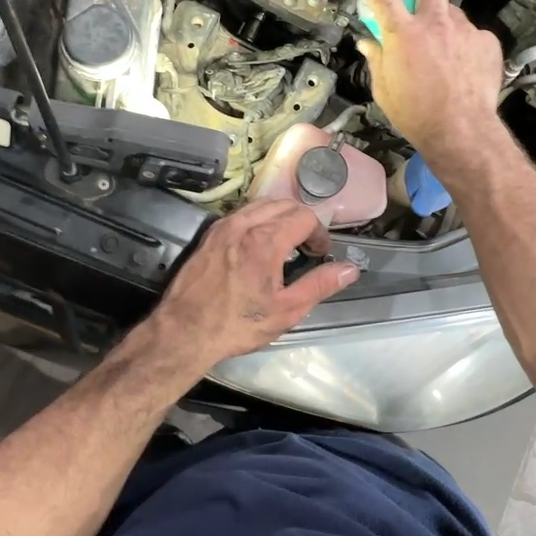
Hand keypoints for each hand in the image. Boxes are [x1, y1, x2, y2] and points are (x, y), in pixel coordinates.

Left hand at [132, 199, 359, 377]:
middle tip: (306, 247)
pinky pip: (241, 213)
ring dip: (279, 217)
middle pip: (284, 204)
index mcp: (265, 241)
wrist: (184, 331)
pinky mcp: (210, 234)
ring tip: (285, 244)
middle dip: (302, 221)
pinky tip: (258, 244)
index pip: (305, 217)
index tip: (319, 254)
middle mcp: (244, 225)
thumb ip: (320, 285)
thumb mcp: (286, 310)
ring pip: (261, 205)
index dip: (319, 233)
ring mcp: (223, 226)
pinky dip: (258, 220)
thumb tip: (350, 269)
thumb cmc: (237, 324)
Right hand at [349, 0, 505, 165]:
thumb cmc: (416, 115)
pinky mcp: (487, 42)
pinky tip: (462, 69)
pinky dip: (465, 46)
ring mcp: (464, 31)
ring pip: (453, 12)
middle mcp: (434, 24)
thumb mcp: (384, 90)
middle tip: (418, 14)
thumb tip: (369, 42)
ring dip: (445, 24)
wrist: (461, 131)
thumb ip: (377, 59)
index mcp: (403, 35)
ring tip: (443, 54)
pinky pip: (474, 34)